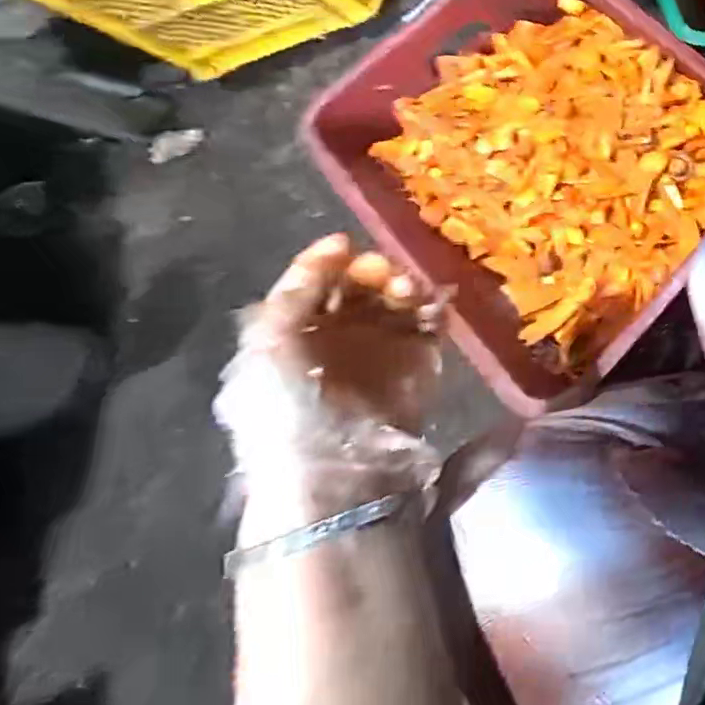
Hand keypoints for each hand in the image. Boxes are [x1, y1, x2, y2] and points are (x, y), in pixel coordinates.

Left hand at [219, 234, 444, 485]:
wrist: (338, 462)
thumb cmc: (290, 402)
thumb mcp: (269, 342)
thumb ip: (298, 289)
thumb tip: (339, 241)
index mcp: (296, 327)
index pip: (320, 280)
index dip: (334, 260)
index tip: (350, 247)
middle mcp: (341, 331)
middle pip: (364, 283)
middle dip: (375, 270)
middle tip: (384, 273)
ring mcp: (385, 344)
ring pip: (400, 296)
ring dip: (406, 284)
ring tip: (407, 292)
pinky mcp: (423, 356)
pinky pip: (432, 318)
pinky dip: (435, 305)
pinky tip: (431, 303)